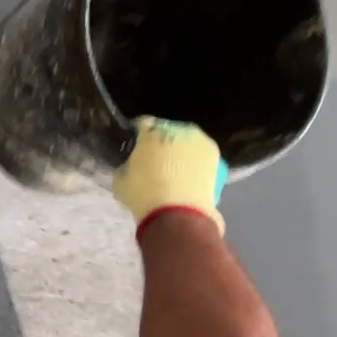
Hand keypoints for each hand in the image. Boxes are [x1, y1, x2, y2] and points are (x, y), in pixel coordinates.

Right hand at [111, 117, 228, 236]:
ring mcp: (200, 142)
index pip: (143, 123)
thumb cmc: (143, 195)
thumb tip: (132, 165)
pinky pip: (201, 154)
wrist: (177, 214)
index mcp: (151, 132)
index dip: (138, 133)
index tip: (135, 144)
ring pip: (187, 140)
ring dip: (181, 149)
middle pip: (168, 129)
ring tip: (175, 168)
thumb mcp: (121, 180)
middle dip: (161, 141)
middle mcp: (178, 129)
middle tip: (155, 158)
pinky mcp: (216, 156)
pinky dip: (196, 161)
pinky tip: (190, 175)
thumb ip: (127, 166)